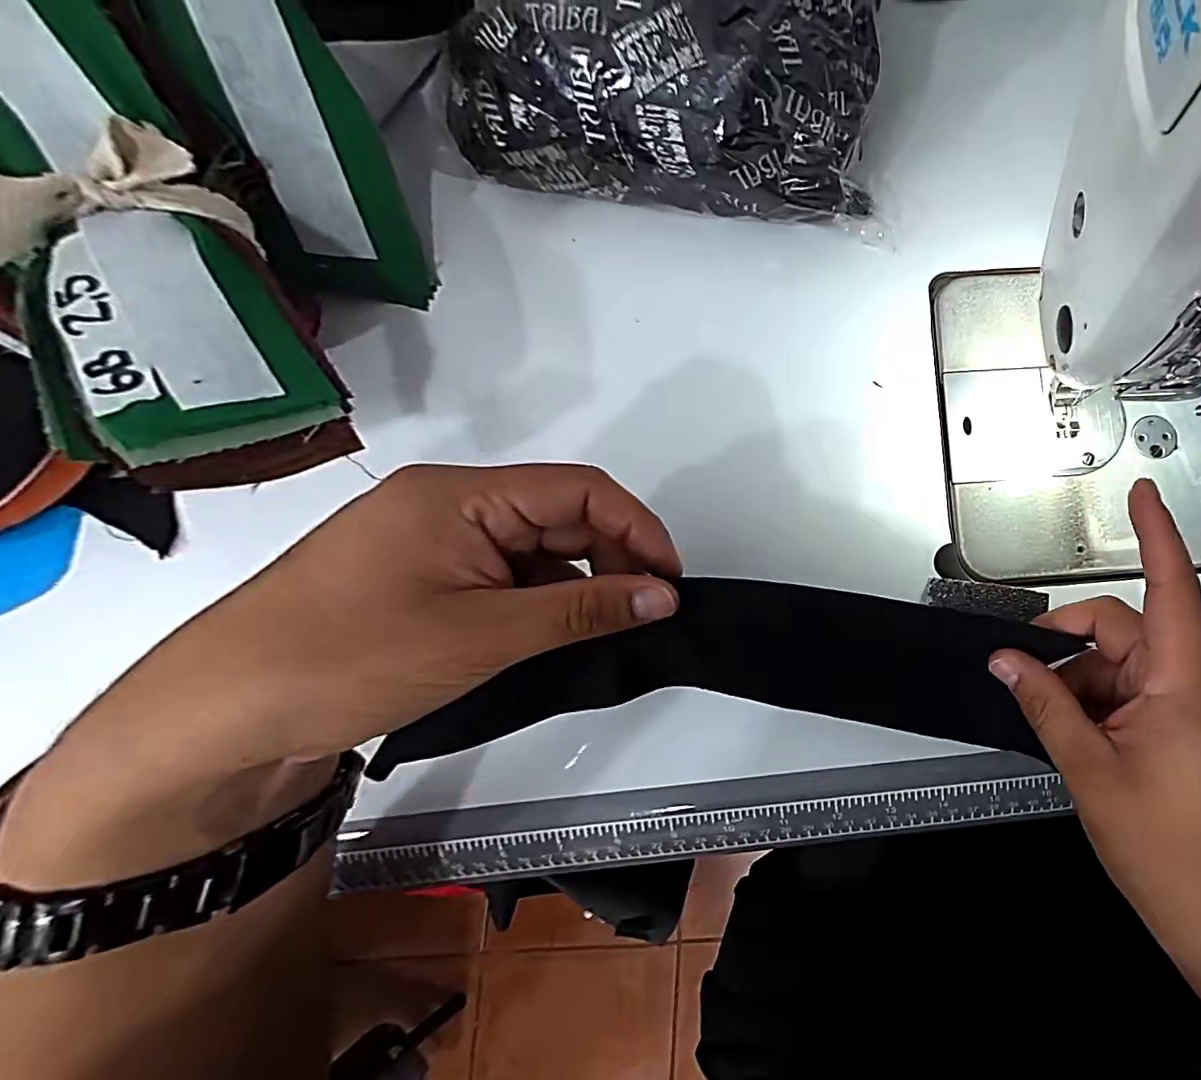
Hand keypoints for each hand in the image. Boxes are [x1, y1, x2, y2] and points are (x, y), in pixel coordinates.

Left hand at [1, 464, 682, 888]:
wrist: (214, 723)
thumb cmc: (344, 661)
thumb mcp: (488, 634)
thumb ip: (587, 609)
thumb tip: (663, 596)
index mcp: (459, 495)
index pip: (580, 490)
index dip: (638, 529)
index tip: (669, 579)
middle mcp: (448, 504)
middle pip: (562, 513)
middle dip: (613, 557)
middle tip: (645, 609)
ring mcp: (433, 539)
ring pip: (538, 546)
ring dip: (579, 581)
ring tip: (602, 626)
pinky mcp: (424, 573)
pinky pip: (508, 571)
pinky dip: (544, 597)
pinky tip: (555, 632)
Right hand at [987, 479, 1200, 998]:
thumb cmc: (1168, 854)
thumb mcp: (1091, 771)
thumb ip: (1046, 705)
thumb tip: (1007, 661)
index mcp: (1184, 681)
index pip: (1172, 585)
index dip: (1155, 532)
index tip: (1141, 490)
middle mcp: (1195, 682)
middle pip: (1123, 631)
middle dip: (1069, 649)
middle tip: (1020, 676)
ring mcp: (1193, 707)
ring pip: (1123, 666)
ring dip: (1080, 686)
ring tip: (1055, 731)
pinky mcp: (1187, 730)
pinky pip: (1134, 693)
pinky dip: (1099, 705)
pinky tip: (1076, 739)